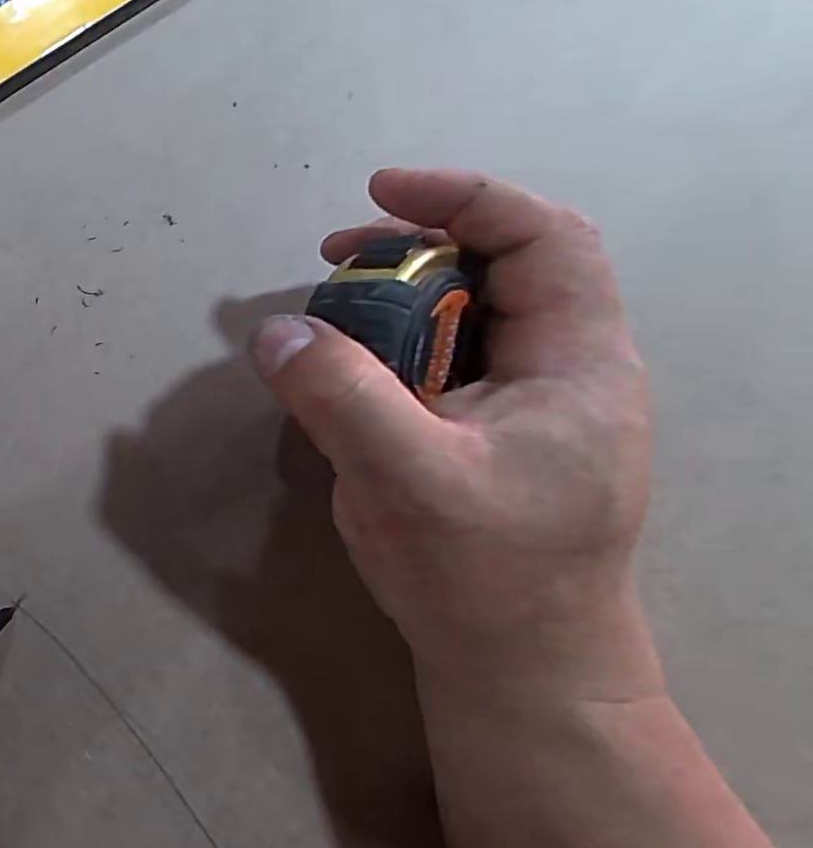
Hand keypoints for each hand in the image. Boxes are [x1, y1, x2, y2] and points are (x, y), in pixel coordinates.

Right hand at [248, 168, 662, 701]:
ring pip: (455, 317)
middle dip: (414, 245)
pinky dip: (376, 343)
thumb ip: (339, 395)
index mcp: (574, 364)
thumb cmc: (482, 569)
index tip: (378, 189)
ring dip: (389, 297)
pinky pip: (424, 361)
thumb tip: (272, 331)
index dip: (466, 198)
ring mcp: (510, 404)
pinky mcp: (467, 431)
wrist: (512, 657)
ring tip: (325, 307)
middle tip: (333, 255)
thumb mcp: (407, 476)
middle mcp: (553, 371)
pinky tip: (337, 364)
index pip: (544, 242)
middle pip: (496, 270)